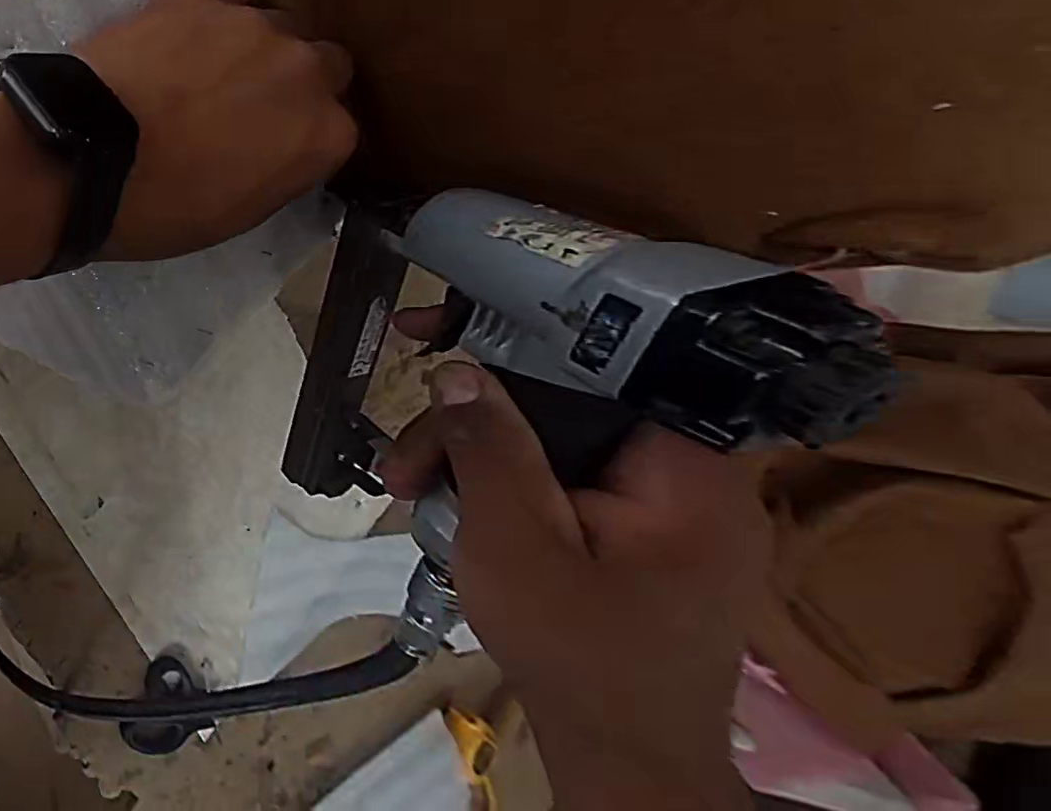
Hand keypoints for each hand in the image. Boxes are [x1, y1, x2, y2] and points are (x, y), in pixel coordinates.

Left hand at [72, 0, 356, 261]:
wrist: (83, 162)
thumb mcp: (235, 215)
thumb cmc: (159, 210)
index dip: (300, 136)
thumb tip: (280, 147)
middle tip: (241, 108)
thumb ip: (278, 170)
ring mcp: (255, 24)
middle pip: (321, 65)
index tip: (269, 145)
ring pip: (276, 24)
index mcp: (323, 135)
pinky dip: (219, 4)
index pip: (335, 127)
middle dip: (290, 85)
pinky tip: (193, 25)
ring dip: (251, 47)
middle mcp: (306, 71)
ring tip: (202, 70)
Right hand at [382, 310, 765, 810]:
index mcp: (681, 467)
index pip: (599, 360)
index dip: (514, 332)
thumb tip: (458, 372)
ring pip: (545, 440)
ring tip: (409, 490)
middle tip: (403, 459)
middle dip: (467, 424)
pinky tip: (449, 506)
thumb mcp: (514, 541)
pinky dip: (495, 483)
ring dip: (470, 458)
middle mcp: (681, 474)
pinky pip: (552, 475)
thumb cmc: (574, 650)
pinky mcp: (628, 527)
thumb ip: (488, 450)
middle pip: (555, 404)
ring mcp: (655, 503)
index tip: (437, 327)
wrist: (618, 757)